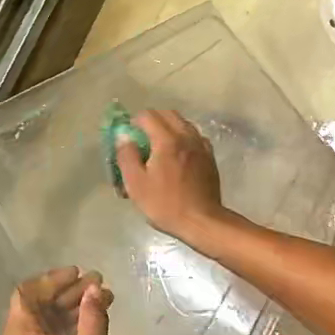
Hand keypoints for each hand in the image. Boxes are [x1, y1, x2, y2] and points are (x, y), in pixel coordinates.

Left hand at [2, 267, 113, 334]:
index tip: (79, 274)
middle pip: (36, 306)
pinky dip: (67, 326)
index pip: (26, 294)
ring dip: (70, 308)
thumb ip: (93, 319)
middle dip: (67, 291)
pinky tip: (93, 324)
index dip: (52, 279)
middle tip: (99, 284)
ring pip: (44, 322)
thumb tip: (94, 287)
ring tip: (103, 299)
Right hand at [115, 110, 233, 242]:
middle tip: (142, 139)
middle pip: (168, 114)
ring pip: (184, 123)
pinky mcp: (210, 157)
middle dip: (152, 120)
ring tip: (159, 147)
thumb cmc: (165, 204)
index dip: (135, 122)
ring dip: (169, 127)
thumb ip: (127, 156)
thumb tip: (124, 137)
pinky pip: (195, 137)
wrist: (201, 221)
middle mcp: (187, 136)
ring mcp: (202, 145)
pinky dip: (184, 138)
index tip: (129, 137)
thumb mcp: (136, 184)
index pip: (148, 115)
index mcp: (167, 140)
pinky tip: (178, 155)